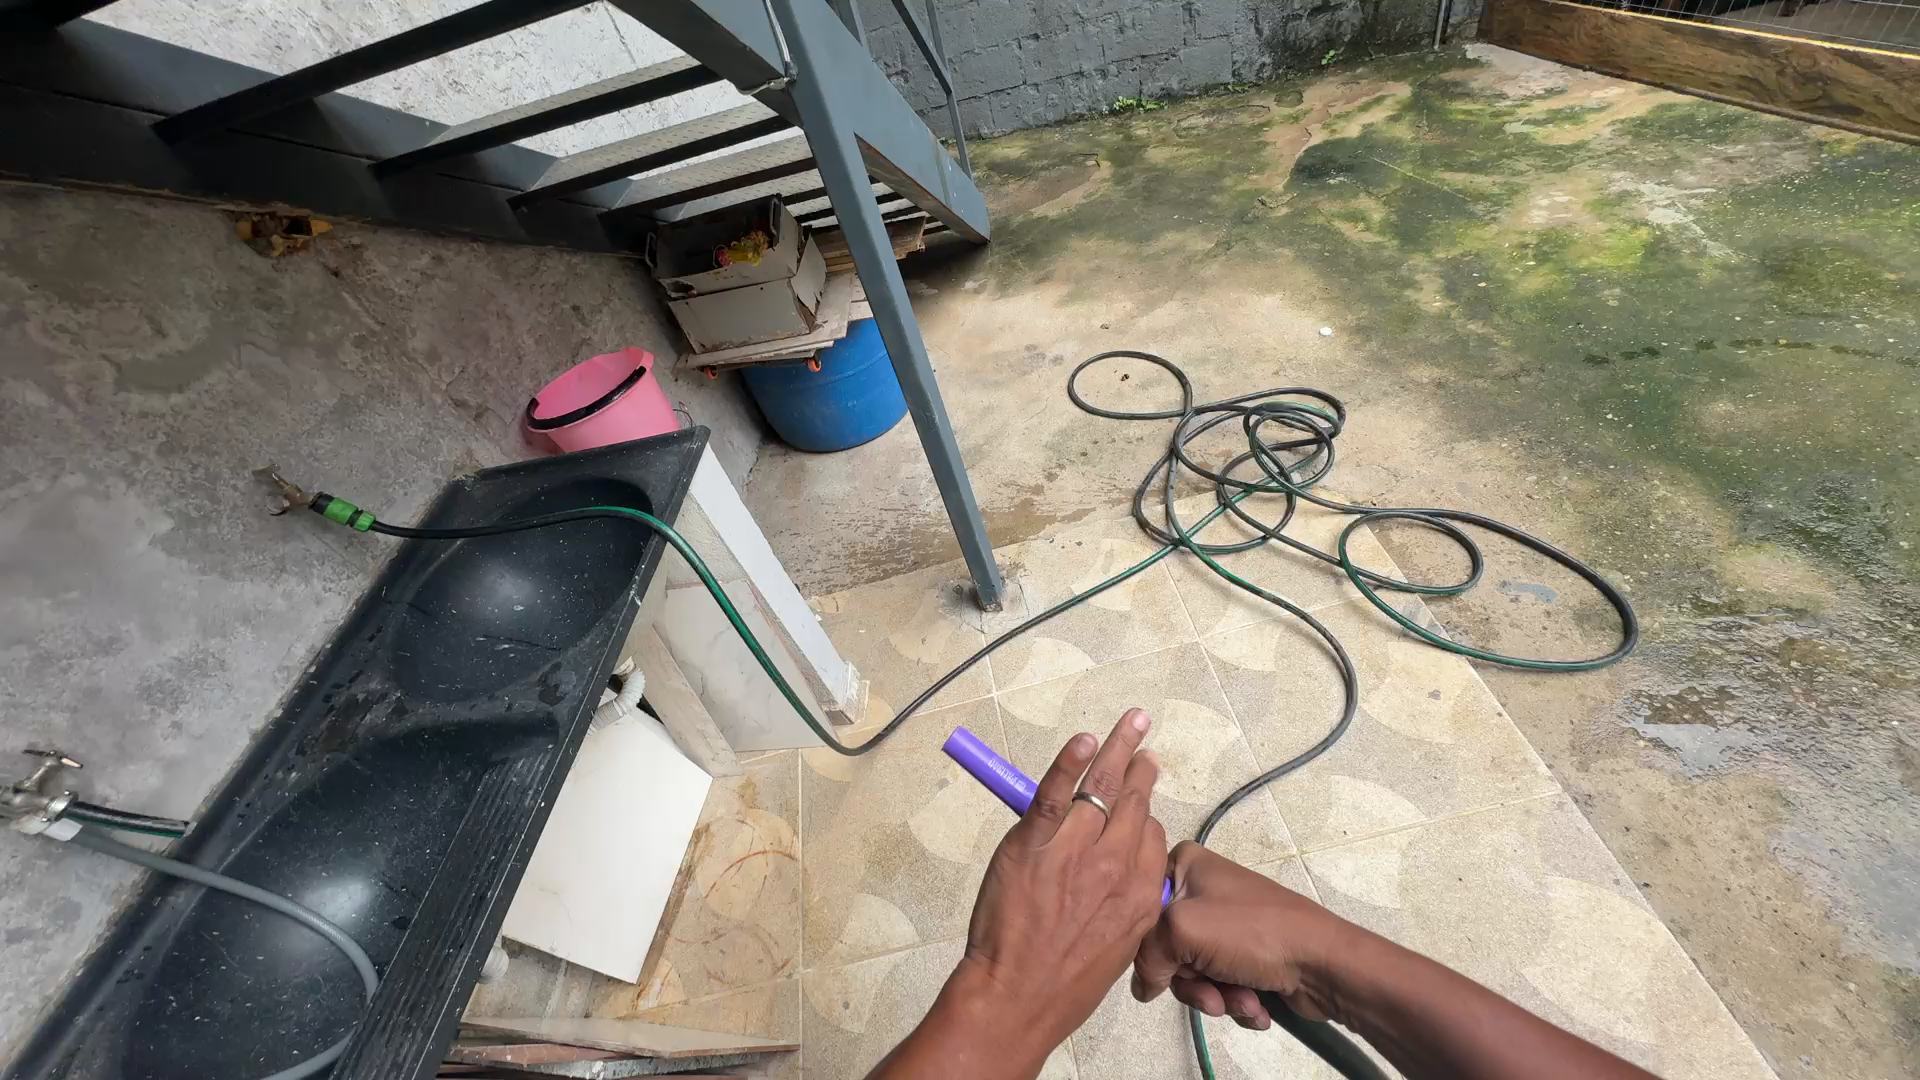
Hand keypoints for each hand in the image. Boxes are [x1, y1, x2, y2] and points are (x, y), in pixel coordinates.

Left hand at [872, 710, 1167, 1078]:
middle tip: (1145, 746)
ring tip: (1131, 724)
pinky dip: (1070, 761)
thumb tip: (1125, 873)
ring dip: (1118, 749)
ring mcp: (1075, 849)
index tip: (1140, 797)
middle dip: (1141, 768)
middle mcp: (1115, 865)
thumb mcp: (1118, 946)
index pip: (1151, 834)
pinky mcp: (1036, 841)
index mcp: (1141, 895)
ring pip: (1102, 787)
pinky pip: (1055, 791)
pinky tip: (1084, 739)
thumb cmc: (1066, 980)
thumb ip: (1128, 903)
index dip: (1144, 812)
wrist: (1017, 996)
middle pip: (1133, 801)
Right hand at [1131, 841, 1357, 1030]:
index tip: (1166, 962)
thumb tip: (1143, 987)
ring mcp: (1225, 922)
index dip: (1148, 941)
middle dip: (1190, 979)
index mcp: (1184, 863)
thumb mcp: (1182, 930)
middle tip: (1210, 992)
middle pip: (1167, 944)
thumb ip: (1147, 956)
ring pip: (1193, 970)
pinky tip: (1256, 1004)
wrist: (1323, 962)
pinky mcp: (1245, 953)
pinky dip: (1234, 999)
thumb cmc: (1249, 931)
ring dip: (1214, 995)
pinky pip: (1219, 982)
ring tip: (1241, 1001)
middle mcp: (1201, 887)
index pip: (1141, 904)